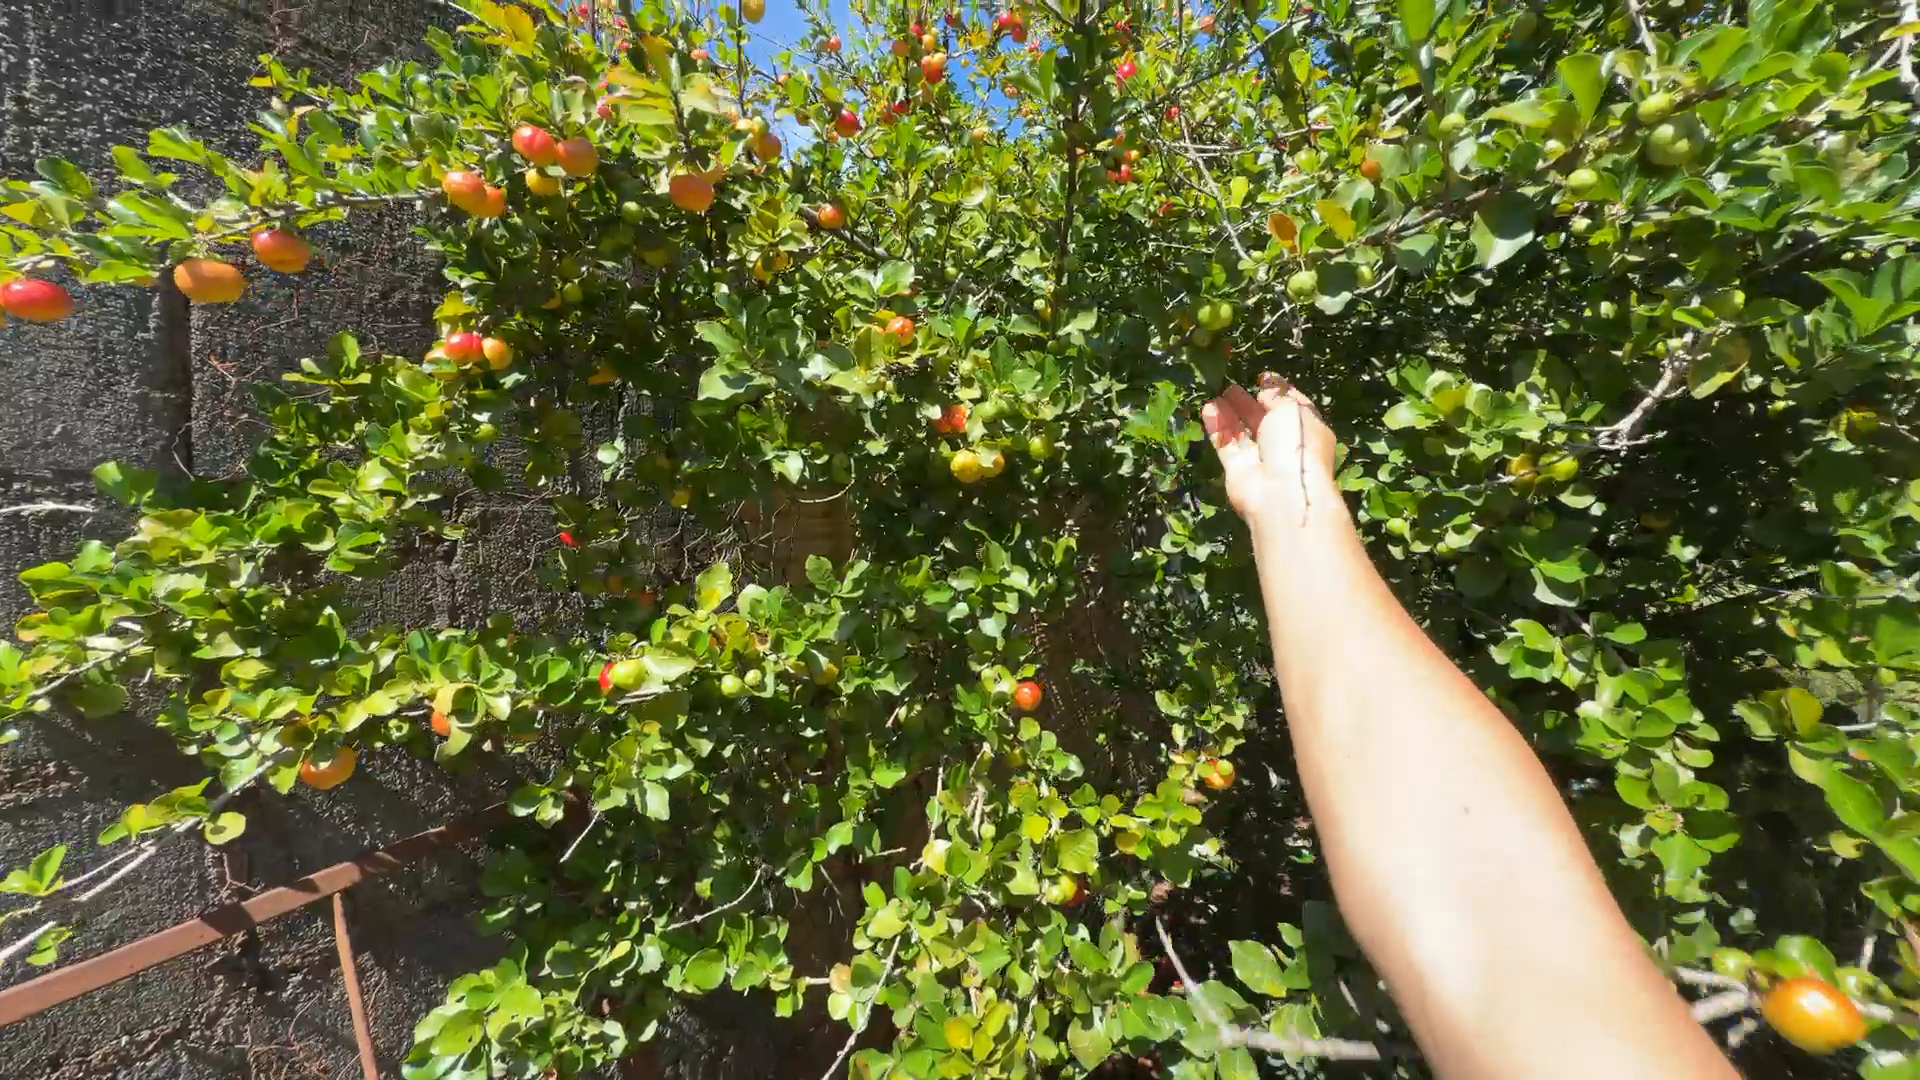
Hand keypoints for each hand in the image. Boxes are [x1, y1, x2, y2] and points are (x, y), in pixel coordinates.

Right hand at [1201, 374, 1338, 526]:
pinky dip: (1218, 428)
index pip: (1292, 406)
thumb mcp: (1291, 409)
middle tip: (1231, 386)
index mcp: (1307, 429)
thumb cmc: (1295, 444)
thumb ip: (1277, 394)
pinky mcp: (1238, 469)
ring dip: (1230, 413)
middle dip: (1249, 402)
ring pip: (1243, 432)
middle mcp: (1284, 444)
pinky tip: (1208, 409)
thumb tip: (1267, 384)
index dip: (1277, 391)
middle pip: (1264, 419)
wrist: (1281, 491)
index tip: (1262, 377)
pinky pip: (1227, 445)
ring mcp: (1261, 458)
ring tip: (1217, 394)